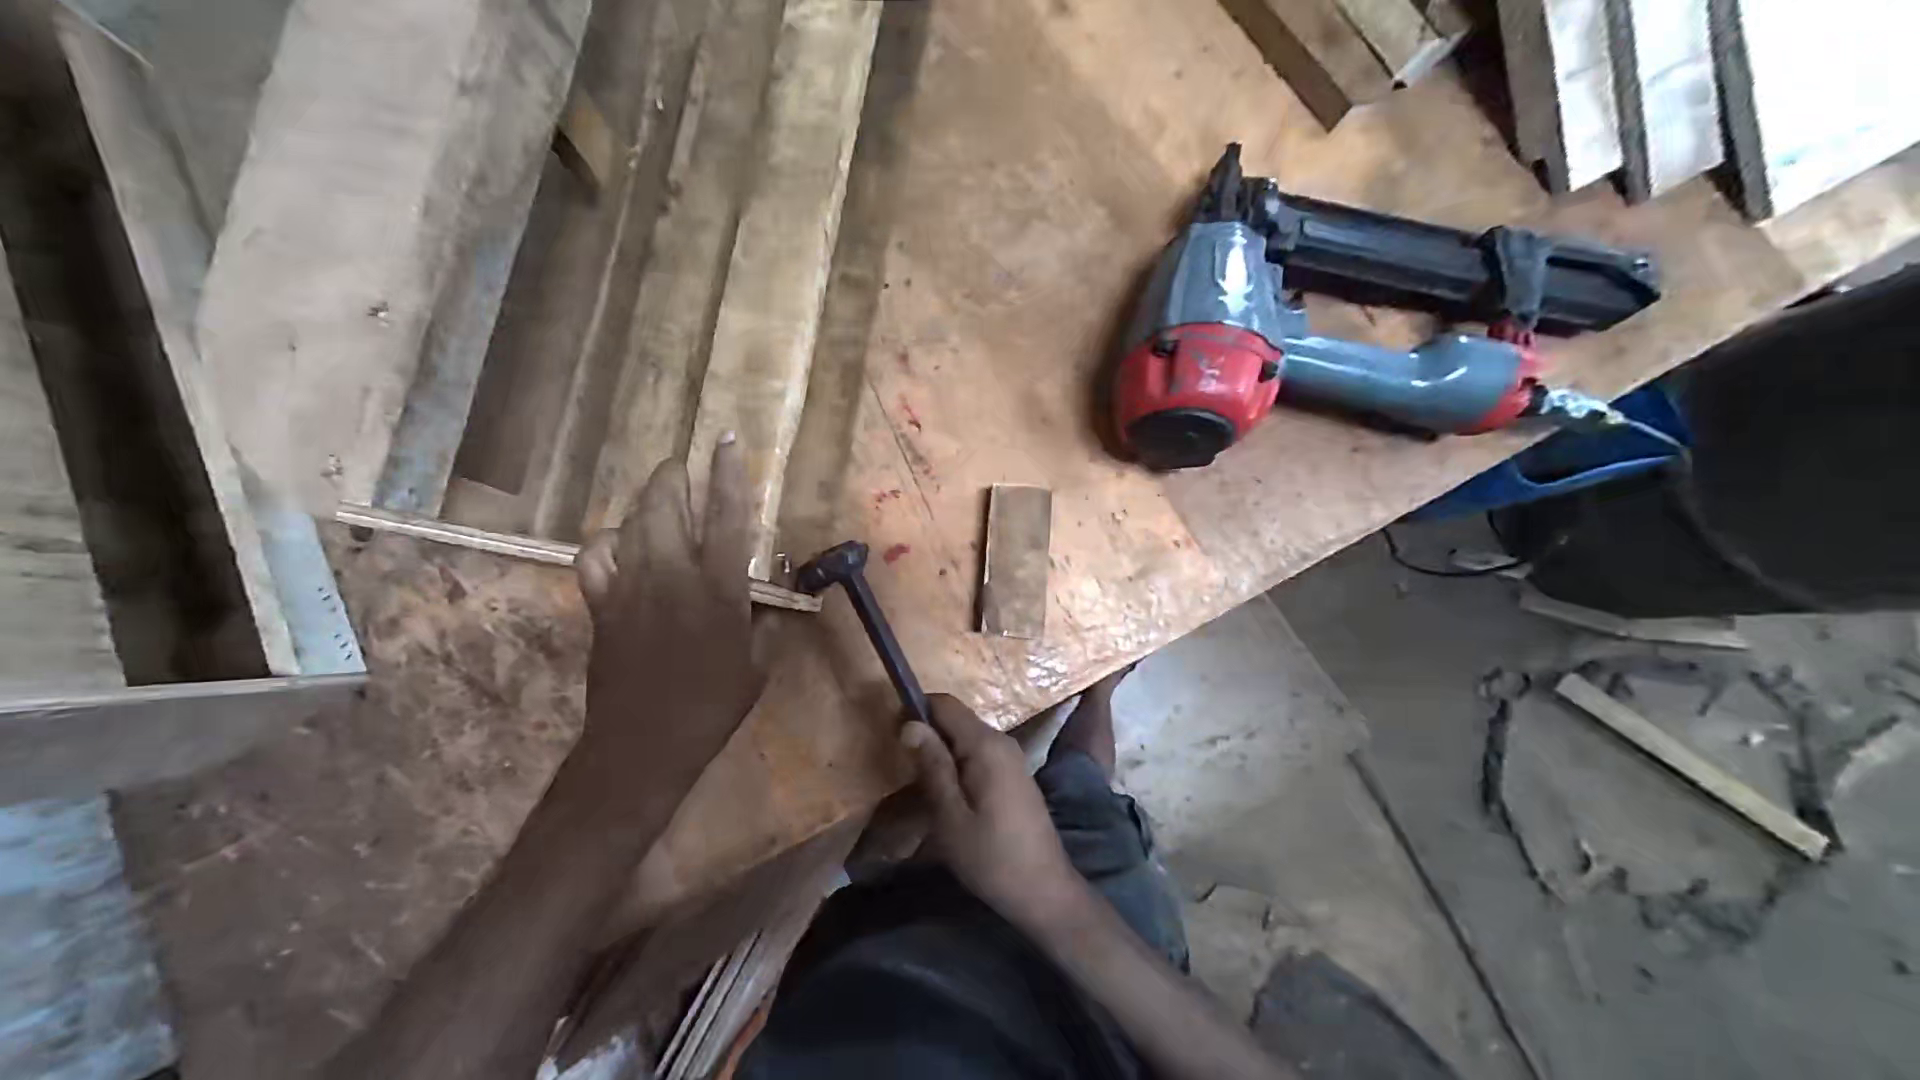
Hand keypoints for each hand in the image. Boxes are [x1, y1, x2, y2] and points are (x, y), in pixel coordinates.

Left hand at [575, 436, 767, 779]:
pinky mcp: (600, 603)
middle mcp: (673, 575)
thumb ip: (767, 618)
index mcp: (720, 588)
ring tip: (660, 499)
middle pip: (667, 502)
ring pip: (632, 521)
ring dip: (647, 501)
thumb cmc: (712, 704)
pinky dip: (608, 541)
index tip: (727, 439)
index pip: (728, 515)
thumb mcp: (759, 663)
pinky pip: (595, 555)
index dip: (729, 472)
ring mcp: (630, 586)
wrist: (644, 743)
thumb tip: (771, 586)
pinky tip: (621, 546)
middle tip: (685, 468)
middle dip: (675, 475)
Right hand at [902, 695, 1084, 927]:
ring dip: (941, 752)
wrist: (1044, 890)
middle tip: (903, 768)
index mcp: (986, 745)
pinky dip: (958, 764)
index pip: (945, 704)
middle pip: (956, 719)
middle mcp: (1002, 741)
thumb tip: (909, 723)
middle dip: (927, 734)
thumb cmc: (991, 857)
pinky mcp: (1014, 774)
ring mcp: (1012, 757)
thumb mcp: (950, 816)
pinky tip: (947, 794)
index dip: (916, 710)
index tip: (893, 736)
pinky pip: (978, 754)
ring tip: (920, 785)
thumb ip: (932, 766)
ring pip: (966, 738)